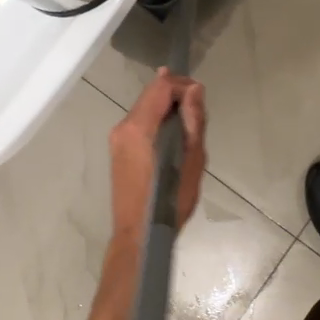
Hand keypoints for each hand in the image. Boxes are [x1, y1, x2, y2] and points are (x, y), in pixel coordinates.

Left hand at [109, 69, 206, 240]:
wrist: (139, 234)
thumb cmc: (170, 199)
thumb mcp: (192, 160)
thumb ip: (193, 121)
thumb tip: (195, 89)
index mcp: (139, 127)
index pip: (161, 86)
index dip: (183, 85)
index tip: (202, 98)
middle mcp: (123, 127)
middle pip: (151, 94)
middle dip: (176, 94)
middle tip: (199, 111)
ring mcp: (117, 139)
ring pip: (145, 108)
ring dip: (167, 108)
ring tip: (189, 125)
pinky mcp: (119, 150)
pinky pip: (140, 124)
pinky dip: (157, 121)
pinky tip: (172, 137)